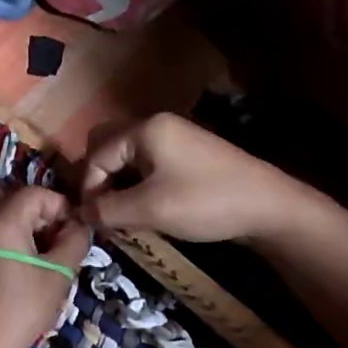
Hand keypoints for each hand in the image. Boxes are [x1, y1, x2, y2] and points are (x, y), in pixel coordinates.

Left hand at [0, 186, 90, 347]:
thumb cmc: (23, 308)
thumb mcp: (59, 274)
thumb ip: (75, 241)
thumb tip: (80, 226)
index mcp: (2, 220)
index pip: (36, 193)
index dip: (62, 207)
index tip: (77, 231)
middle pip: (17, 204)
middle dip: (46, 218)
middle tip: (64, 245)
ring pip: (4, 222)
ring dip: (30, 232)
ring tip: (48, 260)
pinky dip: (12, 245)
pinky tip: (25, 273)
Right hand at [79, 114, 310, 243]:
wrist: (267, 206)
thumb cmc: (204, 202)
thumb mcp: (149, 209)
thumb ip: (107, 210)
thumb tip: (80, 214)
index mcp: (145, 129)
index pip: (96, 155)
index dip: (88, 189)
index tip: (90, 221)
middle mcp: (157, 125)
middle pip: (109, 148)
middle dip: (100, 181)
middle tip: (102, 213)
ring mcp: (176, 139)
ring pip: (129, 158)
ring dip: (119, 185)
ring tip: (121, 216)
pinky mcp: (189, 156)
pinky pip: (149, 165)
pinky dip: (139, 185)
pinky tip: (144, 210)